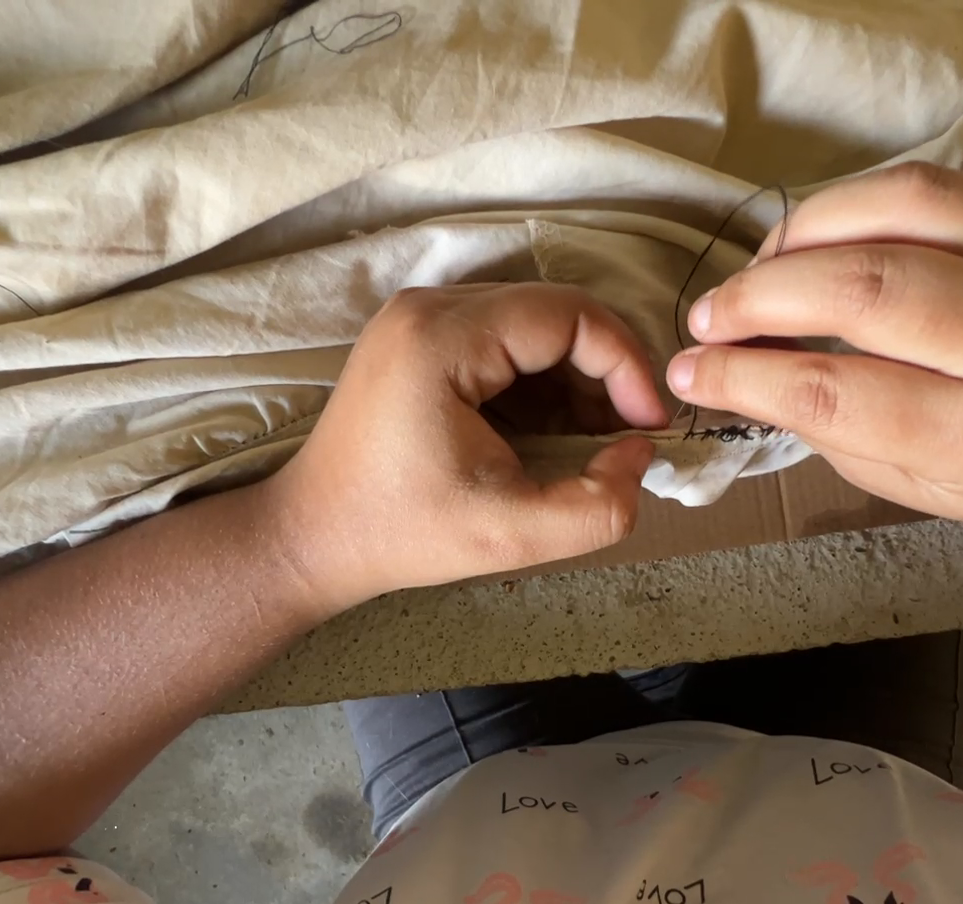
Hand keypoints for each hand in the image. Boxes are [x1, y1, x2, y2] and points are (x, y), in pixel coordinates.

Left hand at [265, 283, 666, 609]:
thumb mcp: (514, 535)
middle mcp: (429, 307)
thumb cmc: (403, 535)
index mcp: (443, 338)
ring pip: (533, 326)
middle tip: (628, 435)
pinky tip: (556, 432)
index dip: (626, 365)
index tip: (648, 426)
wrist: (314, 537)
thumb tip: (637, 451)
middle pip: (554, 312)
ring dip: (577, 379)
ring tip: (597, 441)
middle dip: (606, 373)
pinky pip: (504, 343)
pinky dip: (542, 383)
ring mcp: (418, 319)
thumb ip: (600, 505)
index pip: (569, 315)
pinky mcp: (418, 341)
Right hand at [667, 162, 962, 532]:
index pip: (836, 394)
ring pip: (896, 216)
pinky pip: (925, 187)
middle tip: (707, 318)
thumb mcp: (902, 482)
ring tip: (752, 276)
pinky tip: (804, 241)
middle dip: (758, 299)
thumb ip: (825, 424)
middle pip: (866, 292)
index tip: (688, 371)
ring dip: (796, 241)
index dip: (742, 377)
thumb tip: (737, 367)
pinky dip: (844, 205)